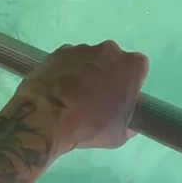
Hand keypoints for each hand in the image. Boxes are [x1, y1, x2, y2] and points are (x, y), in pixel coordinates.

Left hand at [14, 41, 148, 151]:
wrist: (45, 118)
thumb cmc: (89, 126)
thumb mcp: (121, 133)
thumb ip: (129, 119)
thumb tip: (126, 119)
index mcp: (132, 65)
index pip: (136, 71)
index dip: (127, 84)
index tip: (117, 97)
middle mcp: (109, 50)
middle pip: (111, 61)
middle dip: (104, 74)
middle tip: (93, 96)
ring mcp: (81, 49)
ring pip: (87, 59)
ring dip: (83, 72)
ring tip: (70, 94)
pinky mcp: (56, 52)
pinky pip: (65, 61)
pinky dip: (63, 71)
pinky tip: (56, 88)